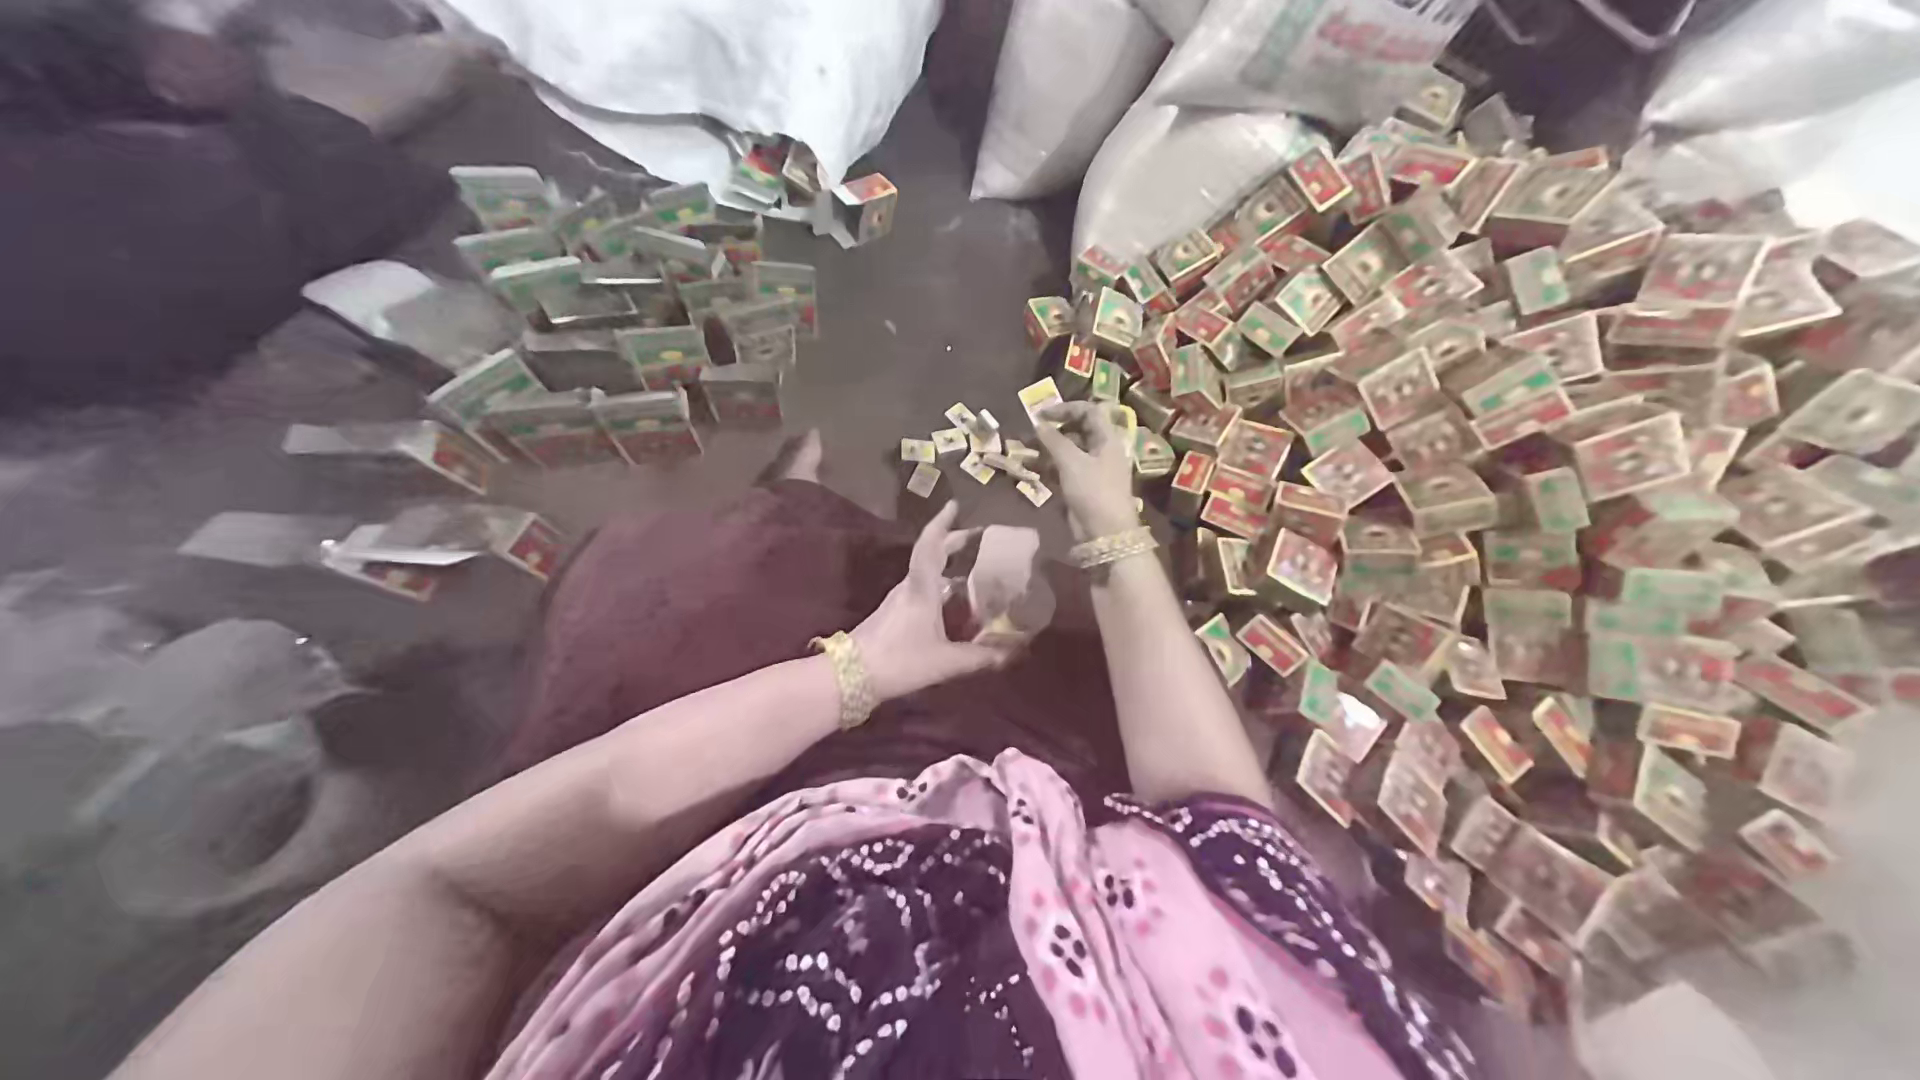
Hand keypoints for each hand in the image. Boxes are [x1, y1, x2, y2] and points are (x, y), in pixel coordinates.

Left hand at [852, 501, 1014, 701]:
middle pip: (932, 555)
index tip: (954, 505)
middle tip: (976, 536)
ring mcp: (899, 600)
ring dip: (948, 567)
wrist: (851, 676)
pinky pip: (923, 591)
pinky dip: (941, 587)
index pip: (931, 546)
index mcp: (921, 588)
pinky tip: (956, 603)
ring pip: (928, 574)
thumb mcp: (945, 661)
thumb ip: (979, 657)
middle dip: (953, 542)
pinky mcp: (894, 614)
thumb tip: (1010, 654)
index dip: (943, 523)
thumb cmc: (900, 661)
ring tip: (976, 571)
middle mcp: (909, 587)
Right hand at [1031, 402, 1139, 540]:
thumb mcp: (1071, 462)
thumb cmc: (1093, 491)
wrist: (1104, 532)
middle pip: (1076, 431)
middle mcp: (1101, 450)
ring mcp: (1092, 469)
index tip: (1042, 415)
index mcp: (1107, 439)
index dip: (1065, 409)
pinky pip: (1063, 470)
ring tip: (1025, 453)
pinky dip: (1048, 467)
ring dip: (1046, 450)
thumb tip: (1038, 424)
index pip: (1089, 411)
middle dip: (1052, 431)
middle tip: (1030, 435)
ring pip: (1067, 452)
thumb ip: (1053, 440)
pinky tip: (1031, 469)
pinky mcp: (1082, 486)